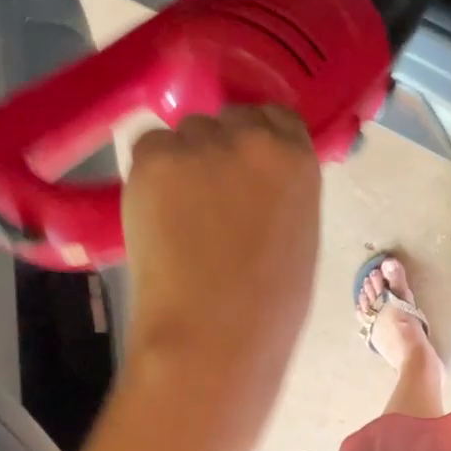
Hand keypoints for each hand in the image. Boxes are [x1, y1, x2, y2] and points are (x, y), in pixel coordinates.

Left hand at [121, 107, 320, 388]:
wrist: (215, 332)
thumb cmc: (272, 303)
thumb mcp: (299, 233)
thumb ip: (283, 192)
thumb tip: (257, 184)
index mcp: (297, 157)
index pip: (277, 118)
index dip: (260, 141)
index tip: (249, 168)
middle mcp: (250, 135)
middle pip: (230, 119)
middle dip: (222, 148)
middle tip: (213, 193)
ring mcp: (197, 144)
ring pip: (186, 134)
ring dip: (185, 160)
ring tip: (182, 210)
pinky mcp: (151, 159)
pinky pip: (150, 149)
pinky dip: (152, 174)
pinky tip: (158, 212)